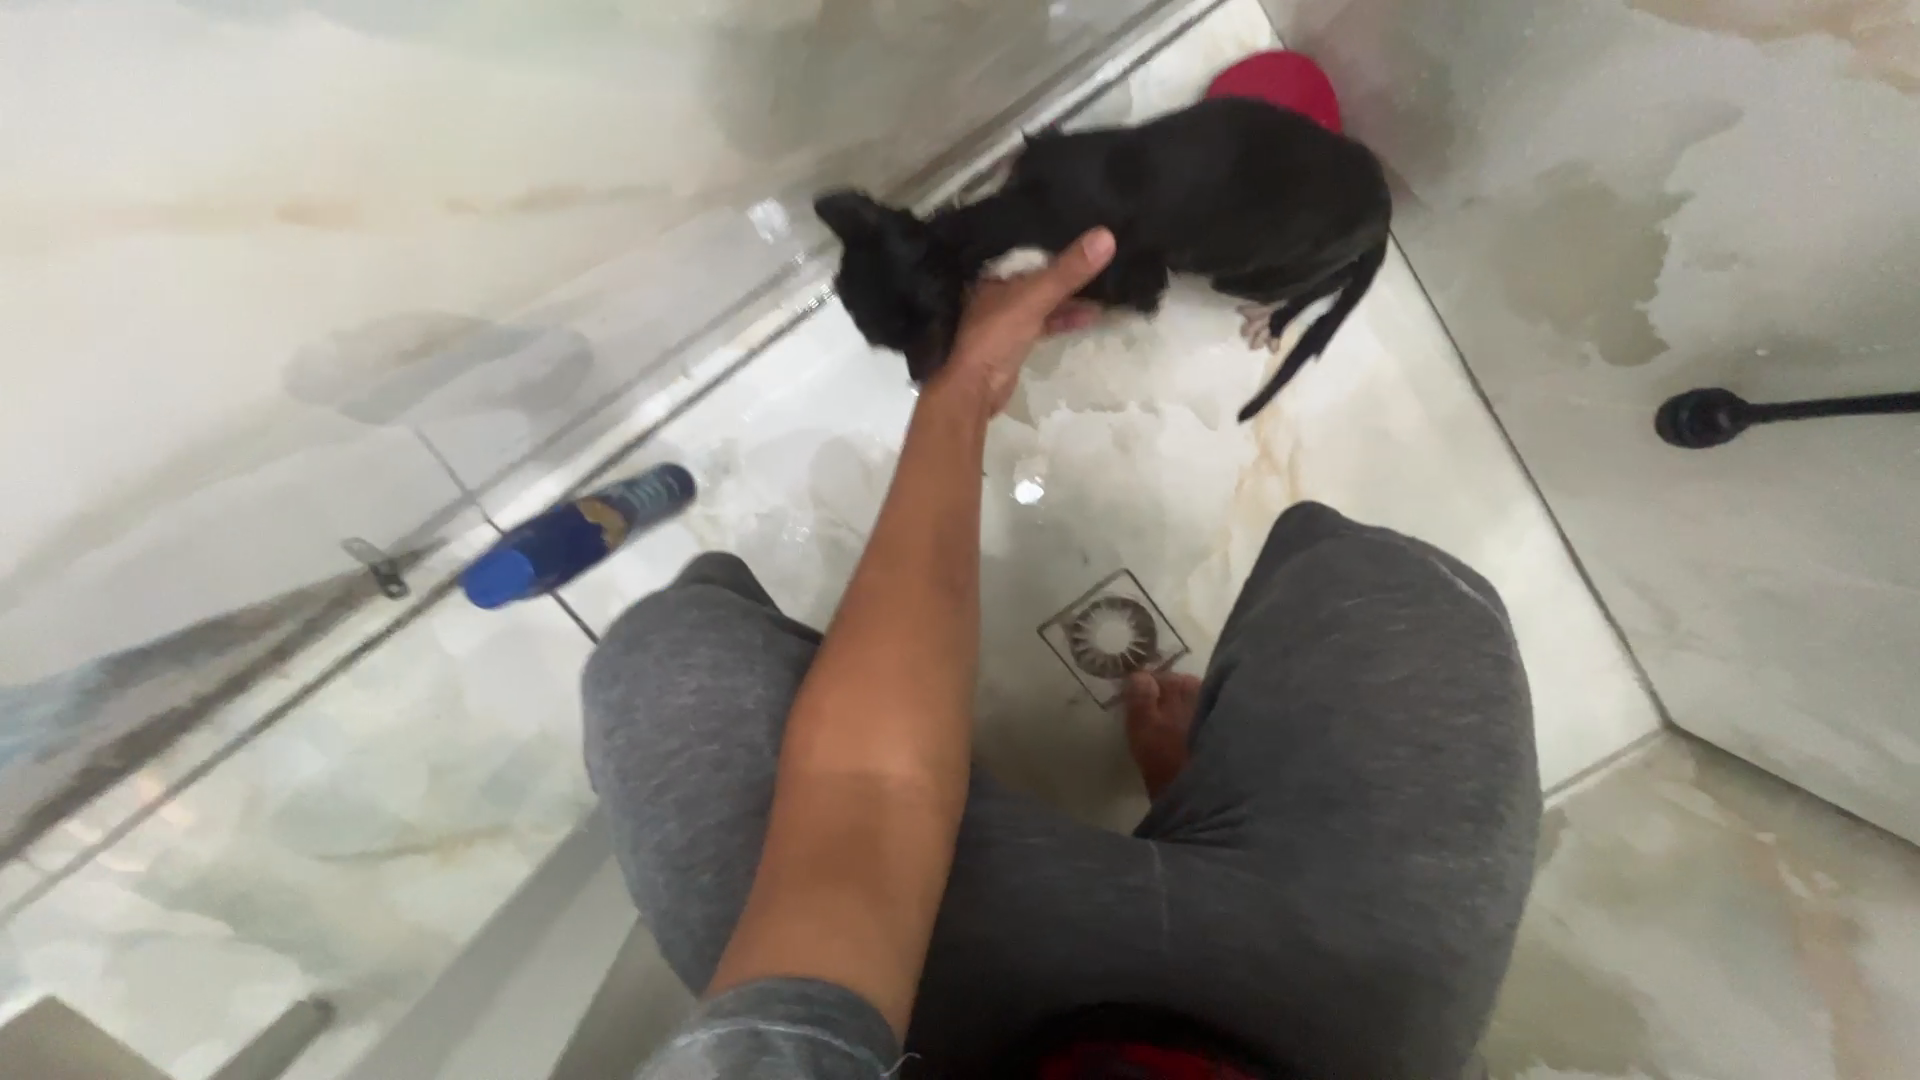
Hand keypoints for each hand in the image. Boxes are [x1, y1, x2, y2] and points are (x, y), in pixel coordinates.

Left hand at [928, 228, 1116, 415]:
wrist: (977, 387)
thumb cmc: (997, 335)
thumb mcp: (1034, 297)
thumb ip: (1067, 272)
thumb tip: (1106, 236)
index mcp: (993, 275)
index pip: (1029, 249)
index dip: (1056, 239)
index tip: (1088, 229)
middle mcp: (997, 292)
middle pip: (1038, 275)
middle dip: (1068, 270)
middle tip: (1104, 258)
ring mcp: (1006, 318)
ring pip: (1043, 300)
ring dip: (1070, 297)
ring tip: (1106, 290)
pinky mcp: (1015, 341)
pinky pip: (1044, 322)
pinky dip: (1064, 318)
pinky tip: (1089, 317)